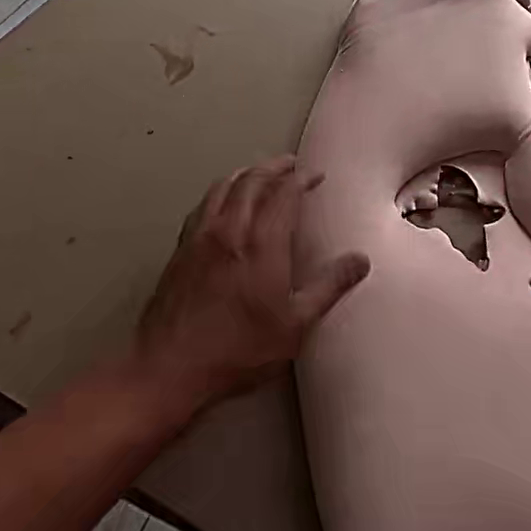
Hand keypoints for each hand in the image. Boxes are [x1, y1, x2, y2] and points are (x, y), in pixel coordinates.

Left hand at [134, 156, 369, 407]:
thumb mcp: (295, 325)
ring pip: (224, 187)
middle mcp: (229, 229)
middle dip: (274, 167)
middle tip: (290, 165)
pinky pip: (203, 204)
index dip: (301, 179)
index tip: (314, 176)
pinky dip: (220, 192)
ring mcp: (201, 236)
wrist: (170, 365)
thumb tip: (359, 261)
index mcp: (261, 243)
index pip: (284, 194)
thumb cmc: (238, 349)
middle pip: (252, 180)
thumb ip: (329, 287)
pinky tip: (222, 201)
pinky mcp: (181, 248)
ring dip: (246, 173)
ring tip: (259, 173)